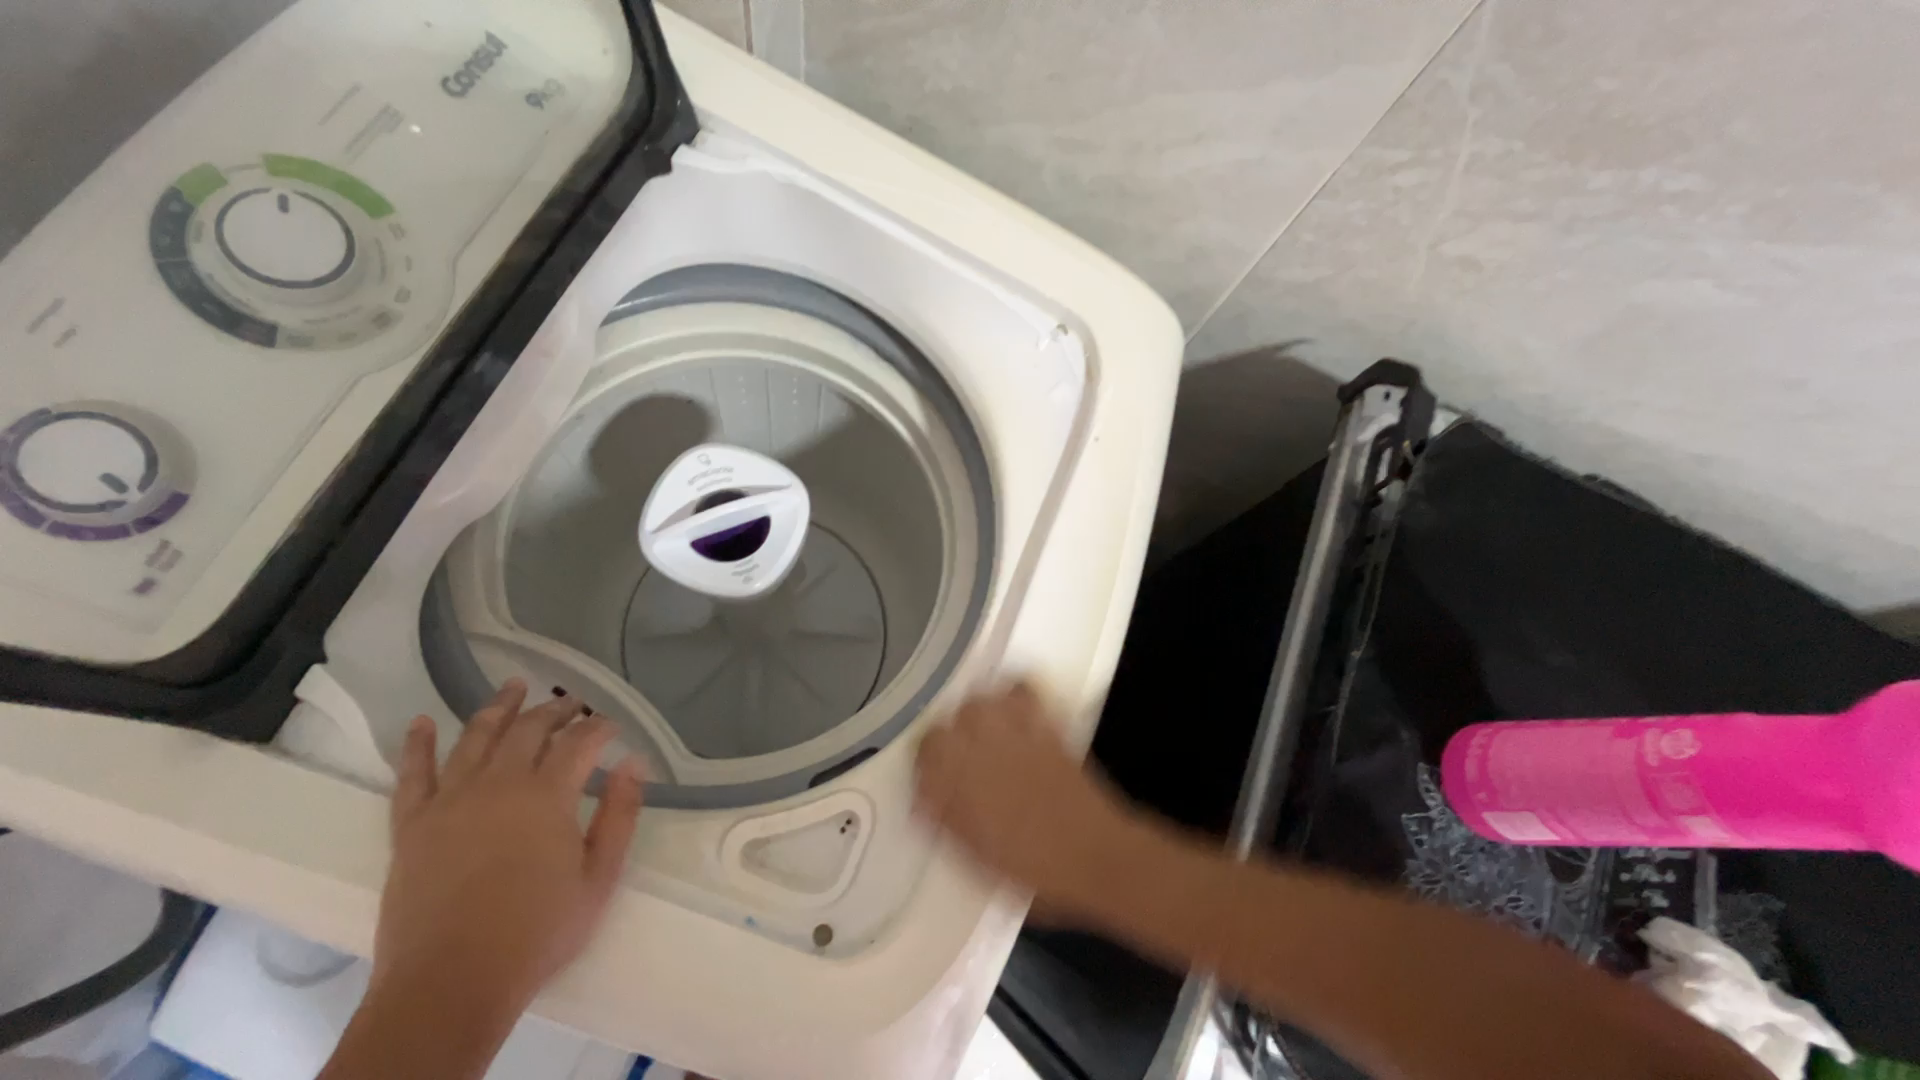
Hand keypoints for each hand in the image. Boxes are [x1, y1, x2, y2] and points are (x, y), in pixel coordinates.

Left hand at [374, 678, 644, 1018]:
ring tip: (513, 687)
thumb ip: (620, 816)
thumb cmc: (537, 933)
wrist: (451, 982)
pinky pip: (412, 774)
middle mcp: (498, 784)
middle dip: (555, 711)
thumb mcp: (599, 879)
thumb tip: (634, 764)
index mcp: (547, 796)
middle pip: (528, 731)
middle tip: (571, 702)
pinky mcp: (412, 824)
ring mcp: (450, 801)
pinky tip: (423, 723)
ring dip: (497, 708)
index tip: (612, 724)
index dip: (599, 728)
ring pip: (475, 738)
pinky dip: (418, 745)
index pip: (579, 744)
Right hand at [913, 682, 1138, 917]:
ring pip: (978, 704)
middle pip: (945, 725)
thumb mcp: (979, 859)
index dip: (924, 764)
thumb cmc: (1037, 870)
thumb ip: (948, 822)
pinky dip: (1013, 694)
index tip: (930, 776)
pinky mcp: (1045, 728)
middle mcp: (982, 757)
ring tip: (982, 731)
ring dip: (974, 715)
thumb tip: (924, 800)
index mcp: (961, 791)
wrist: (1096, 857)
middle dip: (946, 738)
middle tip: (956, 756)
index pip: (924, 755)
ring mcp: (1015, 738)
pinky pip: (1022, 691)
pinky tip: (1013, 710)